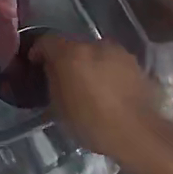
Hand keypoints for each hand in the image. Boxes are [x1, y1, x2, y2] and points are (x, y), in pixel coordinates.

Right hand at [30, 35, 171, 167]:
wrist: (137, 132)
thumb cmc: (92, 124)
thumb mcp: (60, 108)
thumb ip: (53, 83)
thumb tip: (53, 72)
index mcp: (72, 54)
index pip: (47, 41)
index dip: (38, 51)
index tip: (35, 64)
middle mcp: (97, 45)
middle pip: (75, 46)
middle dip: (67, 59)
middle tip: (63, 79)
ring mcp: (120, 52)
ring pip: (97, 53)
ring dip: (90, 65)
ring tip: (88, 86)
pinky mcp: (137, 64)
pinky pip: (114, 63)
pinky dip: (108, 72)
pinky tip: (109, 91)